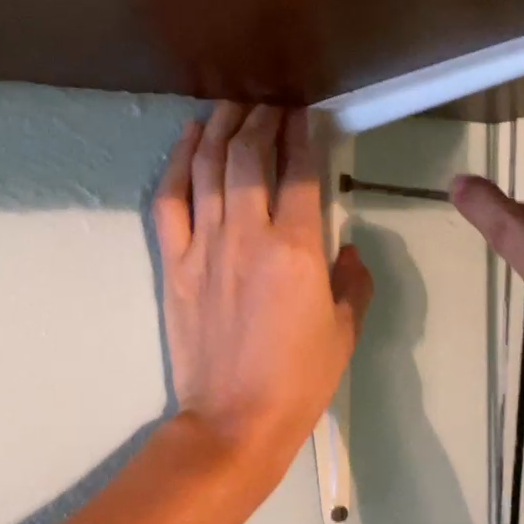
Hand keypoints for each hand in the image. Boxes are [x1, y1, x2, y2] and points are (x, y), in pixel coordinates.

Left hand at [153, 103, 372, 469]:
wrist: (235, 420)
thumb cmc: (299, 382)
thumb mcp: (345, 331)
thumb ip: (352, 281)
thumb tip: (345, 248)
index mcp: (298, 250)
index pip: (301, 171)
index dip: (304, 134)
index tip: (307, 114)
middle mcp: (249, 235)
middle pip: (251, 155)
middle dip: (263, 118)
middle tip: (272, 103)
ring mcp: (205, 246)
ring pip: (211, 167)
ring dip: (223, 127)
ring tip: (234, 104)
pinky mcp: (175, 264)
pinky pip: (171, 199)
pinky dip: (179, 162)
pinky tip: (190, 138)